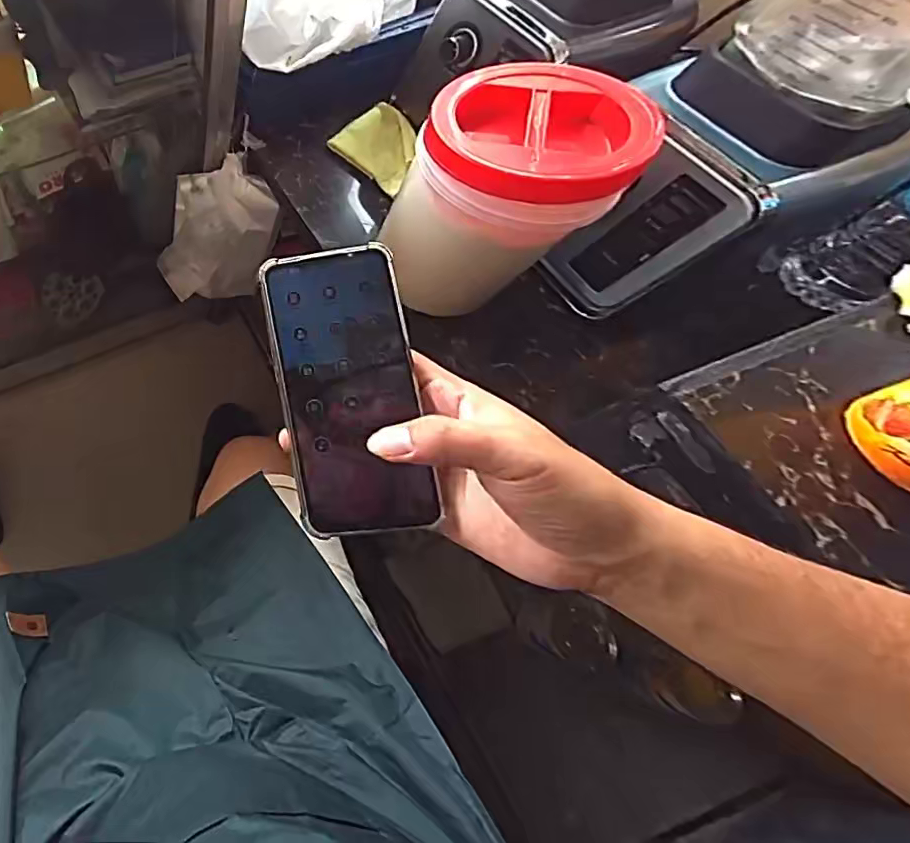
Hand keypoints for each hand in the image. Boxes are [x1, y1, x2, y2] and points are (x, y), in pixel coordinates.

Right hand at [295, 353, 664, 593]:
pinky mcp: (435, 508)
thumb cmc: (577, 488)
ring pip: (378, 454)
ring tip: (315, 447)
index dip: (369, 358)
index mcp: (459, 402)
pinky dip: (365, 496)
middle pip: (380, 412)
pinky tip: (347, 492)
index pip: (404, 367)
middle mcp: (441, 432)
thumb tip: (386, 439)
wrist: (601, 554)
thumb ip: (446, 439)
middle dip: (345, 409)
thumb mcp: (512, 451)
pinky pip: (388, 498)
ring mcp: (436, 470)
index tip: (330, 355)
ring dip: (349, 453)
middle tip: (309, 407)